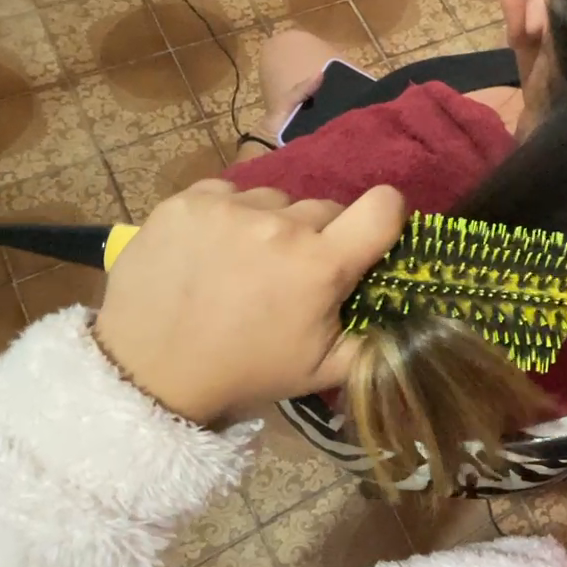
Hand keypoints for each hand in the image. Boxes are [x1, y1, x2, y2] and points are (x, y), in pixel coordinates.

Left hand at [92, 180, 406, 423]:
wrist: (147, 373)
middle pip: (326, 207)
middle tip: (295, 272)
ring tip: (248, 261)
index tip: (372, 236)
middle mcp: (281, 225)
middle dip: (321, 235)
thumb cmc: (246, 371)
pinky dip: (230, 216)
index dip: (388, 215)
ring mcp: (230, 209)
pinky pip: (230, 193)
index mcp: (321, 265)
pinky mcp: (187, 201)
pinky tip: (214, 249)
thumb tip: (418, 321)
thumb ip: (378, 344)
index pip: (384, 205)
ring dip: (273, 225)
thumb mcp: (323, 371)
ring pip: (277, 200)